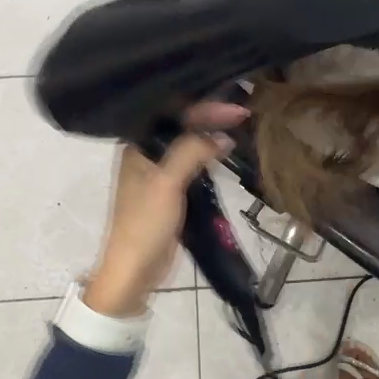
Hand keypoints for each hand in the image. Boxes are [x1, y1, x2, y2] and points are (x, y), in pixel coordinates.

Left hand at [84, 104, 243, 315]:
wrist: (134, 271)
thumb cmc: (145, 224)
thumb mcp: (168, 183)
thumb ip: (192, 152)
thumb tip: (223, 136)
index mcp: (136, 146)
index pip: (172, 114)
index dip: (204, 108)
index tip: (236, 108)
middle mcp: (144, 154)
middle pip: (180, 127)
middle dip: (210, 119)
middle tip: (244, 114)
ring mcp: (157, 173)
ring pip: (187, 145)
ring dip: (210, 136)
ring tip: (240, 126)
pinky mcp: (169, 191)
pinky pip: (191, 164)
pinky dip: (207, 156)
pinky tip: (225, 151)